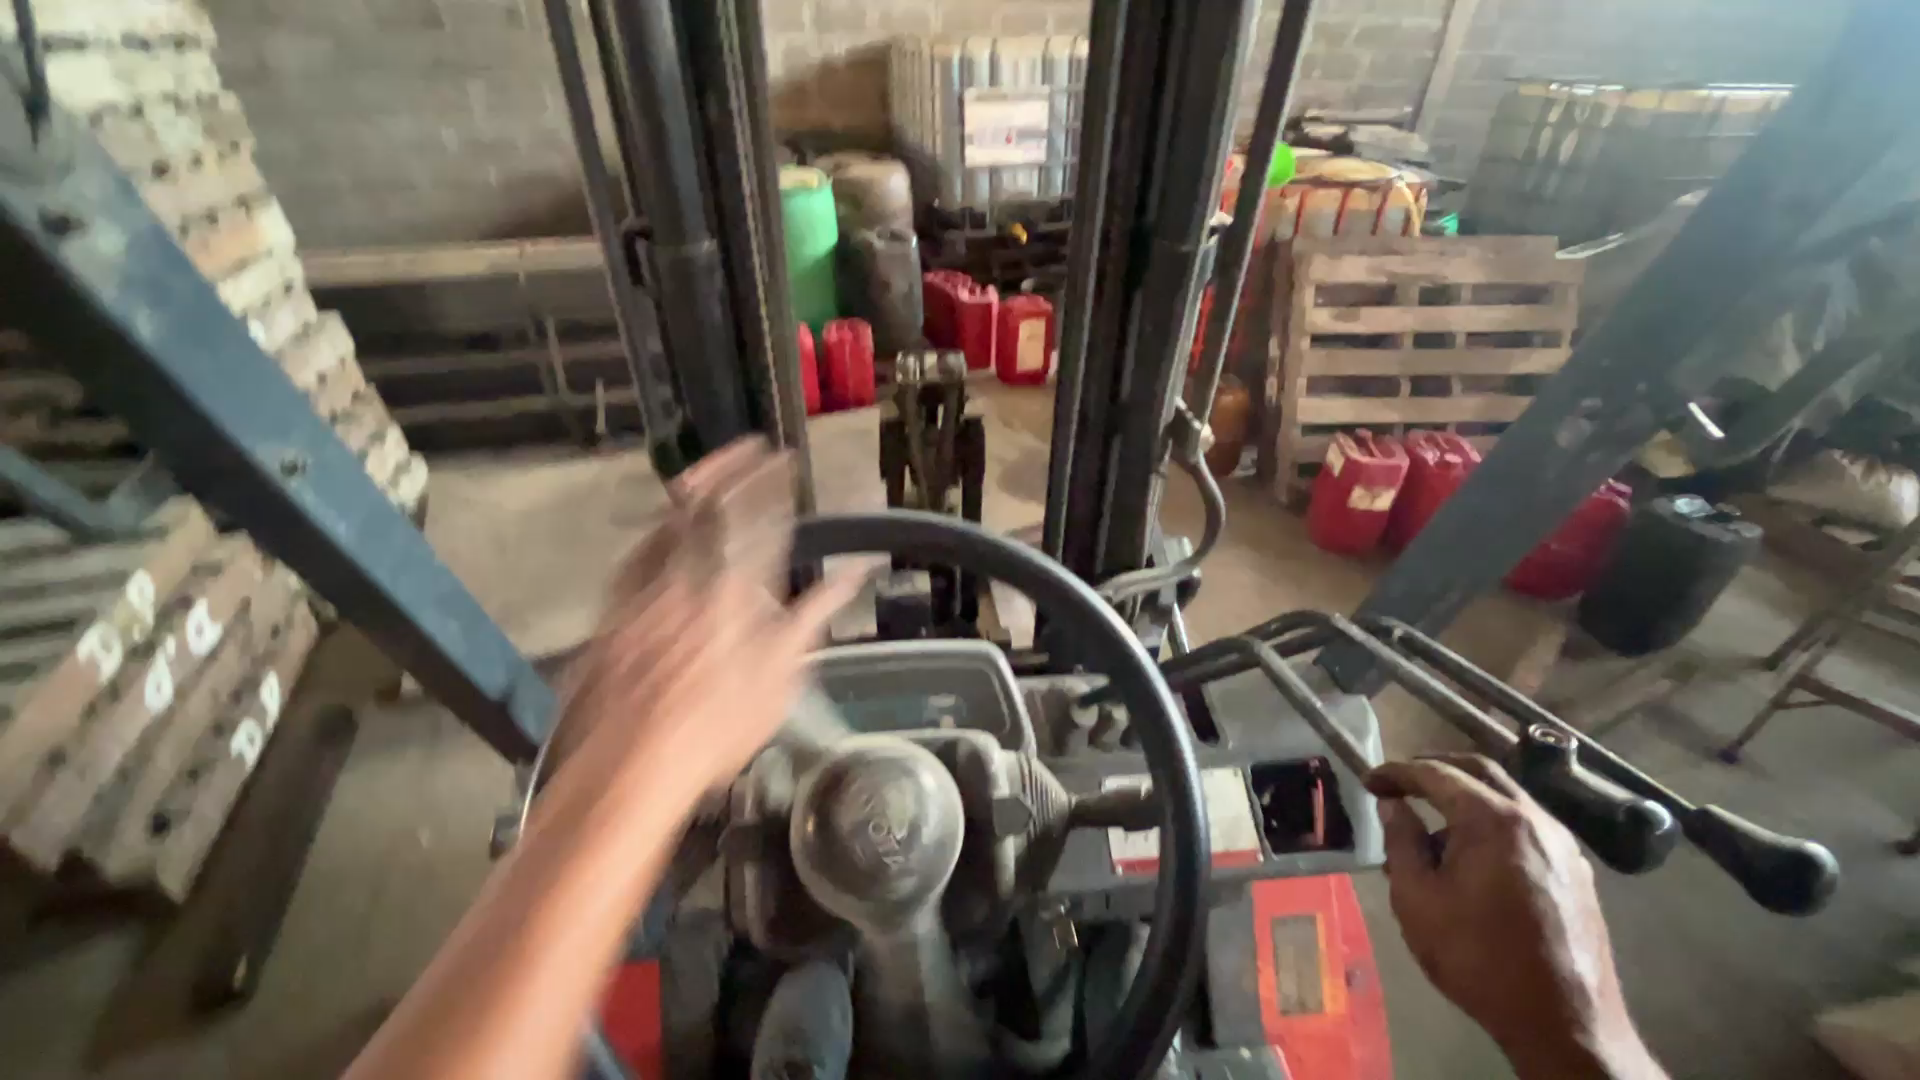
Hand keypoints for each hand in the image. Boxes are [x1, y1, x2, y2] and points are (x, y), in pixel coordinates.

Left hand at [550, 440, 862, 796]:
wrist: (628, 770)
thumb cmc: (713, 734)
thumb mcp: (779, 682)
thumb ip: (812, 619)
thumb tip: (850, 576)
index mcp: (732, 599)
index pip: (758, 523)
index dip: (772, 485)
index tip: (783, 461)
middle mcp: (685, 583)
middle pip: (708, 509)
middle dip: (732, 469)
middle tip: (751, 449)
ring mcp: (642, 594)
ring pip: (666, 525)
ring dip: (691, 491)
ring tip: (708, 470)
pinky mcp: (610, 612)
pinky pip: (632, 556)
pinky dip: (653, 530)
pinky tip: (661, 526)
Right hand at [1366, 755, 1664, 1079]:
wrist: (1566, 1027)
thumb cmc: (1478, 958)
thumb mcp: (1417, 898)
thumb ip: (1402, 841)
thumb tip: (1394, 806)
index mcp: (1494, 820)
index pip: (1436, 774)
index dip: (1396, 772)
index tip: (1368, 782)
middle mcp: (1536, 821)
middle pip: (1480, 772)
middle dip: (1434, 770)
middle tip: (1399, 783)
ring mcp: (1564, 847)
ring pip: (1507, 799)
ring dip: (1464, 799)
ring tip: (1430, 830)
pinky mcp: (1577, 874)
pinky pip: (1526, 828)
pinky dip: (1491, 823)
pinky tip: (1471, 857)